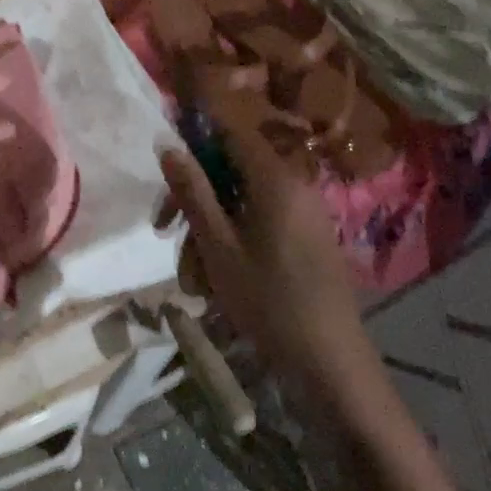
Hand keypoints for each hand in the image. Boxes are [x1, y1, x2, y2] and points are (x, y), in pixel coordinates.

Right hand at [160, 122, 365, 382]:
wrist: (328, 360)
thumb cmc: (268, 300)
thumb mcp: (217, 246)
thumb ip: (192, 192)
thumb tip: (168, 145)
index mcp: (276, 180)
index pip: (230, 131)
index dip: (194, 136)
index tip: (164, 161)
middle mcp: (294, 187)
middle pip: (229, 171)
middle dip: (192, 199)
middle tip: (162, 231)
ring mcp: (303, 214)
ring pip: (238, 204)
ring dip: (207, 231)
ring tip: (192, 279)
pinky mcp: (305, 239)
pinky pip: (257, 224)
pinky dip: (230, 244)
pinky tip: (214, 282)